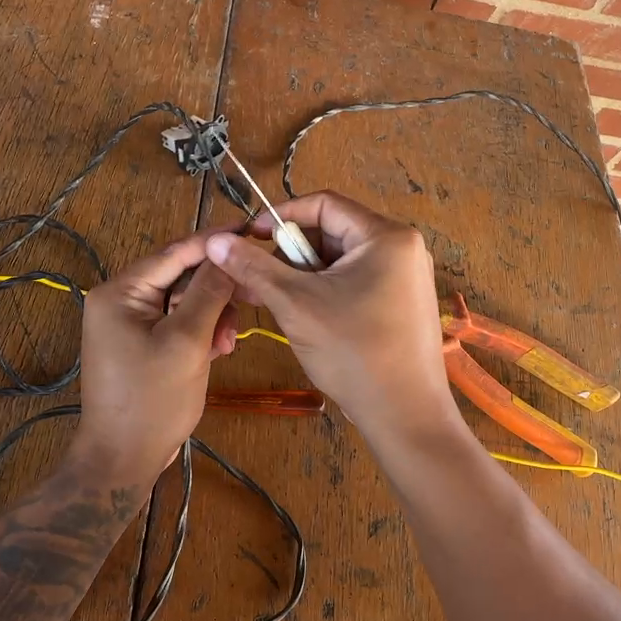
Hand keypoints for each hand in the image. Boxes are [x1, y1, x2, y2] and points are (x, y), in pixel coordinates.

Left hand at [74, 231, 238, 484]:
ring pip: (183, 302)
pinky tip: (218, 350)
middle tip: (253, 298)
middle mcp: (119, 300)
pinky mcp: (140, 346)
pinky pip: (176, 324)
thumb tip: (227, 251)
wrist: (123, 459)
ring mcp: (128, 325)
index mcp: (120, 292)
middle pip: (179, 276)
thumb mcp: (186, 343)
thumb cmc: (152, 400)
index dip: (214, 243)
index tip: (253, 232)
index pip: (174, 253)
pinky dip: (199, 332)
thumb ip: (208, 293)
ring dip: (211, 315)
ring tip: (227, 343)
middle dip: (216, 290)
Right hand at [205, 192, 458, 444]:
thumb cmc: (354, 353)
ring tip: (267, 300)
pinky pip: (351, 283)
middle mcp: (401, 249)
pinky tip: (296, 315)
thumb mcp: (296, 305)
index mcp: (386, 237)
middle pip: (330, 233)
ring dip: (299, 276)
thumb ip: (254, 268)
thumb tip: (215, 240)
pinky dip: (320, 292)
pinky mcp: (399, 305)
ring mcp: (403, 278)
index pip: (323, 204)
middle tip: (253, 278)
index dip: (280, 216)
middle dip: (287, 253)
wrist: (405, 417)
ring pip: (337, 261)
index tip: (248, 238)